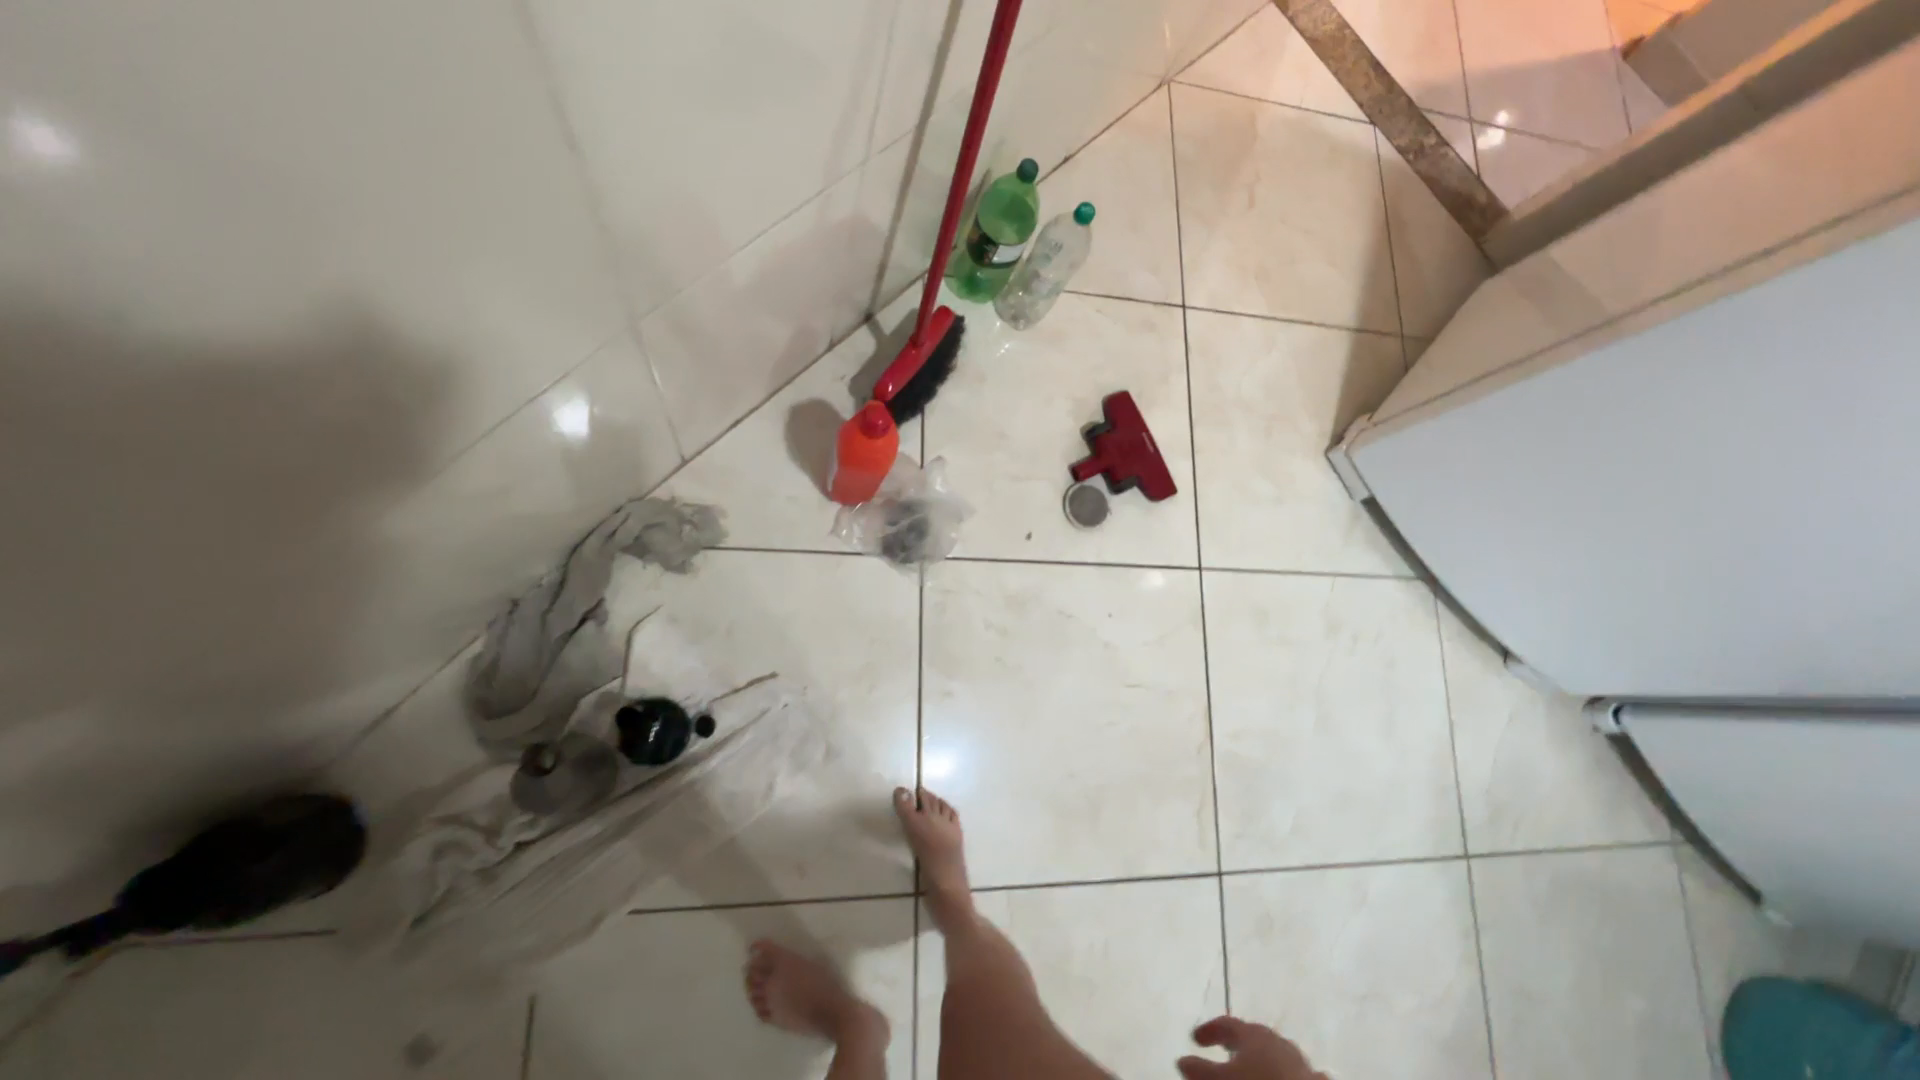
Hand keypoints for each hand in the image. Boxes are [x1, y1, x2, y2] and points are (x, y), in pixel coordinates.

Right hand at [1175, 1016, 1325, 1079]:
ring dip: (1263, 1057)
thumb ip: (1199, 1069)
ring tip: (1252, 1067)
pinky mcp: (1315, 1079)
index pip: (1227, 1023)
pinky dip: (1289, 1073)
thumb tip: (1182, 1060)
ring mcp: (1300, 1061)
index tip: (1195, 1039)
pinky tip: (1288, 1078)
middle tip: (1224, 1048)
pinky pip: (1300, 1073)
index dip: (1210, 1029)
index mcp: (1252, 1035)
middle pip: (1254, 1035)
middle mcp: (1277, 1041)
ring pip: (1278, 1052)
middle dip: (1238, 1041)